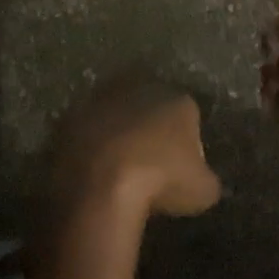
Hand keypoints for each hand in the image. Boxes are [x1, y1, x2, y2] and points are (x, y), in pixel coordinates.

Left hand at [47, 74, 221, 216]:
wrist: (99, 181)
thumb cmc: (160, 180)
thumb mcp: (202, 191)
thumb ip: (206, 180)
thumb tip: (203, 181)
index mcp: (177, 99)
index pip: (188, 113)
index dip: (186, 139)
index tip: (181, 165)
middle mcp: (140, 87)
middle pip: (150, 106)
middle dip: (150, 127)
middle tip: (149, 160)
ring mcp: (102, 98)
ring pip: (116, 112)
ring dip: (118, 131)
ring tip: (118, 166)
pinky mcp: (71, 114)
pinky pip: (87, 129)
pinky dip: (90, 144)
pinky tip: (92, 169)